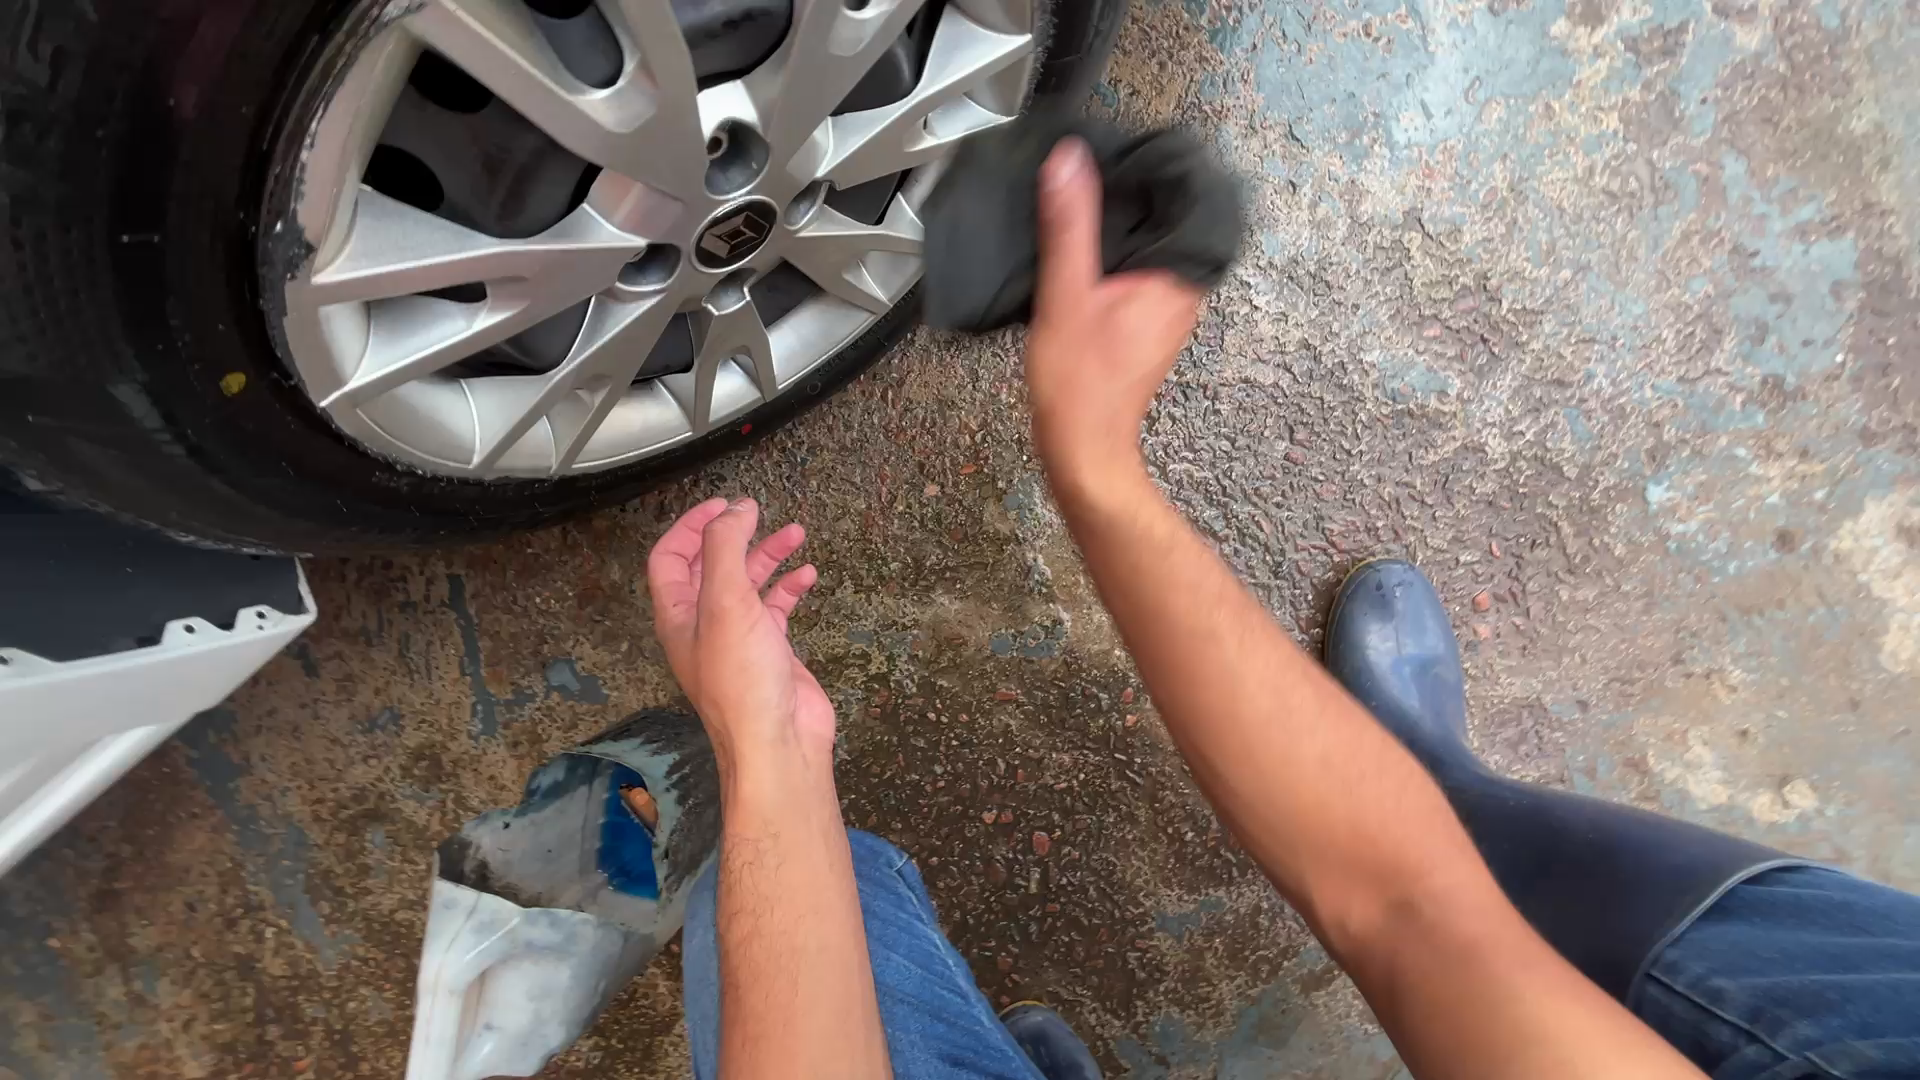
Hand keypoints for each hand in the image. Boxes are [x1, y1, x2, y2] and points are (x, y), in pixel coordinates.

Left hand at [647, 497, 834, 773]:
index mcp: (679, 613)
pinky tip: (808, 575)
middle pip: (712, 566)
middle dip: (734, 535)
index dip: (690, 526)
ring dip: (768, 555)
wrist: (778, 739)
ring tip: (796, 532)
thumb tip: (738, 508)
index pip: (670, 558)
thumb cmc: (743, 676)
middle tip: (756, 511)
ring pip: (749, 584)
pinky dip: (791, 587)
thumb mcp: (725, 602)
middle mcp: (704, 623)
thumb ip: (726, 548)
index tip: (722, 504)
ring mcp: (739, 637)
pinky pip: (777, 608)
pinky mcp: (771, 650)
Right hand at [1026, 137, 1203, 490]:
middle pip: (1167, 222)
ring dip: (1122, 230)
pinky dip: (1114, 262)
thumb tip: (1070, 161)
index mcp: (1176, 278)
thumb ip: (1069, 225)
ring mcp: (1165, 314)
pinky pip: (1136, 278)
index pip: (1185, 197)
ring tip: (1084, 209)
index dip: (1156, 165)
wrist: (1082, 447)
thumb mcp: (1066, 295)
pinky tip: (1083, 262)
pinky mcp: (1145, 330)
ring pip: (1150, 251)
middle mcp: (1181, 293)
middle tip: (1094, 172)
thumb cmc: (1079, 385)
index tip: (1123, 147)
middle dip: (1134, 196)